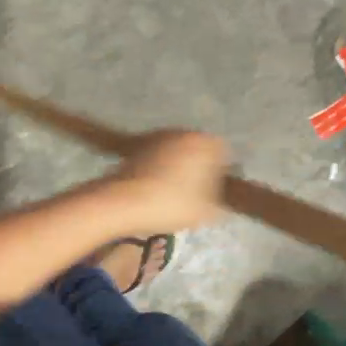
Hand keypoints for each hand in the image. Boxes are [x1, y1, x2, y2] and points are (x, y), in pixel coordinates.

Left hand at [109, 130, 229, 232]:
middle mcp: (182, 132)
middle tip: (196, 191)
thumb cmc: (171, 205)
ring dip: (177, 167)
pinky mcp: (136, 145)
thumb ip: (220, 204)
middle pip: (198, 148)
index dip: (222, 172)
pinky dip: (158, 169)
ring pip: (176, 151)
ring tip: (173, 192)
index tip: (216, 190)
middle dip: (199, 166)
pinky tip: (154, 188)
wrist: (122, 202)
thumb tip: (219, 201)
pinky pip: (157, 157)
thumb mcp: (207, 213)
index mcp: (204, 142)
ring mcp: (157, 136)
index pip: (223, 152)